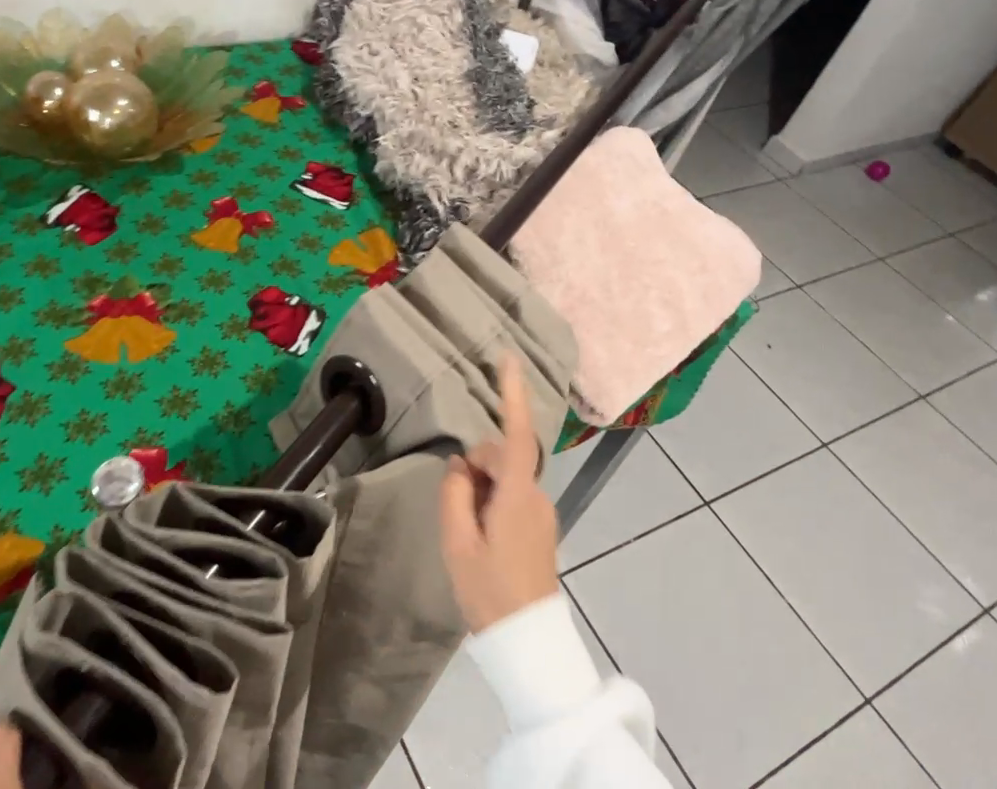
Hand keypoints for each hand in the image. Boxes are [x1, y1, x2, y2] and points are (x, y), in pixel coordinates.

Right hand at [440, 350, 559, 632]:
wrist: (526, 639)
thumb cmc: (489, 590)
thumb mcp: (457, 543)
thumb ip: (454, 493)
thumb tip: (459, 463)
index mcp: (517, 494)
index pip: (515, 433)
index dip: (512, 393)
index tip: (509, 358)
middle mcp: (536, 495)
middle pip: (501, 456)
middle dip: (475, 467)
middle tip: (457, 511)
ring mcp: (542, 511)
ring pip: (504, 477)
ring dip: (480, 488)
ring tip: (467, 533)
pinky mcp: (540, 526)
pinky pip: (511, 496)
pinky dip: (491, 502)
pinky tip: (479, 537)